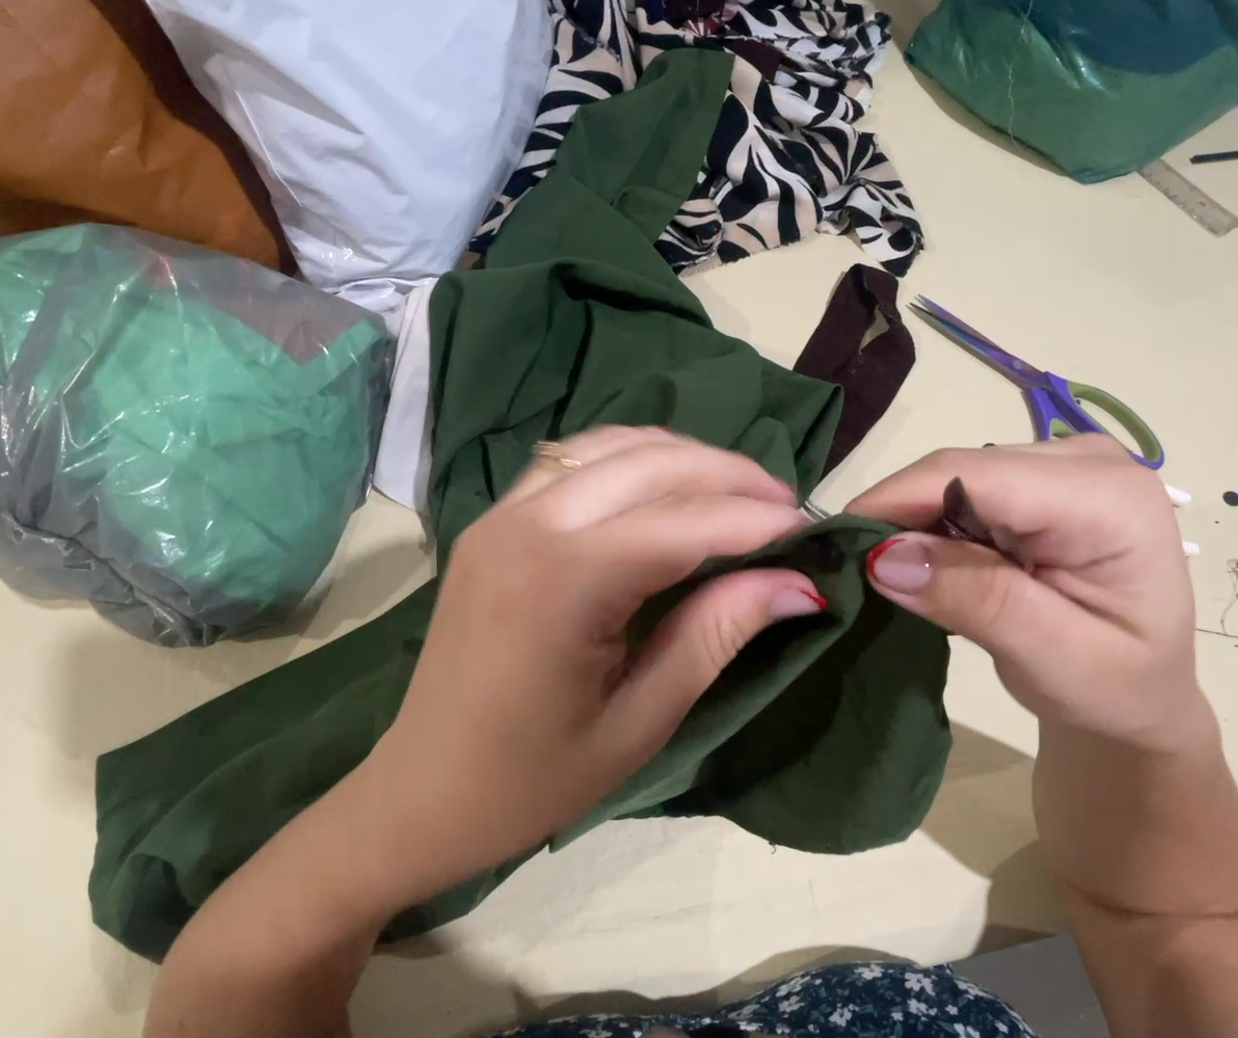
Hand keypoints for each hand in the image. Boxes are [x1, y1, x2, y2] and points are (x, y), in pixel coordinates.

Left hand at [350, 426, 825, 901]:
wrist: (420, 791)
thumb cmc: (530, 780)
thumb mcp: (638, 722)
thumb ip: (714, 635)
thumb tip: (800, 582)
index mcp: (562, 583)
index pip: (684, 523)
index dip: (758, 522)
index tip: (817, 532)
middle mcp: (527, 525)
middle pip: (650, 464)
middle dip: (728, 474)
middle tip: (786, 507)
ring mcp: (500, 515)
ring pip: (609, 447)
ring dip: (680, 458)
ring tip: (736, 493)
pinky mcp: (491, 521)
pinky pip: (571, 462)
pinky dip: (628, 461)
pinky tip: (663, 489)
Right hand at [847, 435, 1199, 746]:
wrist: (1139, 695)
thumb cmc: (1112, 688)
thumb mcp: (1053, 658)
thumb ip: (976, 600)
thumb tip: (881, 556)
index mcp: (1110, 499)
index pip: (975, 475)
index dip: (897, 501)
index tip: (835, 547)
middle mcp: (1087, 462)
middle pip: (957, 469)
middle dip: (900, 517)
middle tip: (858, 575)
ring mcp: (1061, 465)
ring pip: (948, 475)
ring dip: (913, 524)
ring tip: (900, 578)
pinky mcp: (1037, 477)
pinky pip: (956, 487)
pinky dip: (930, 525)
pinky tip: (935, 565)